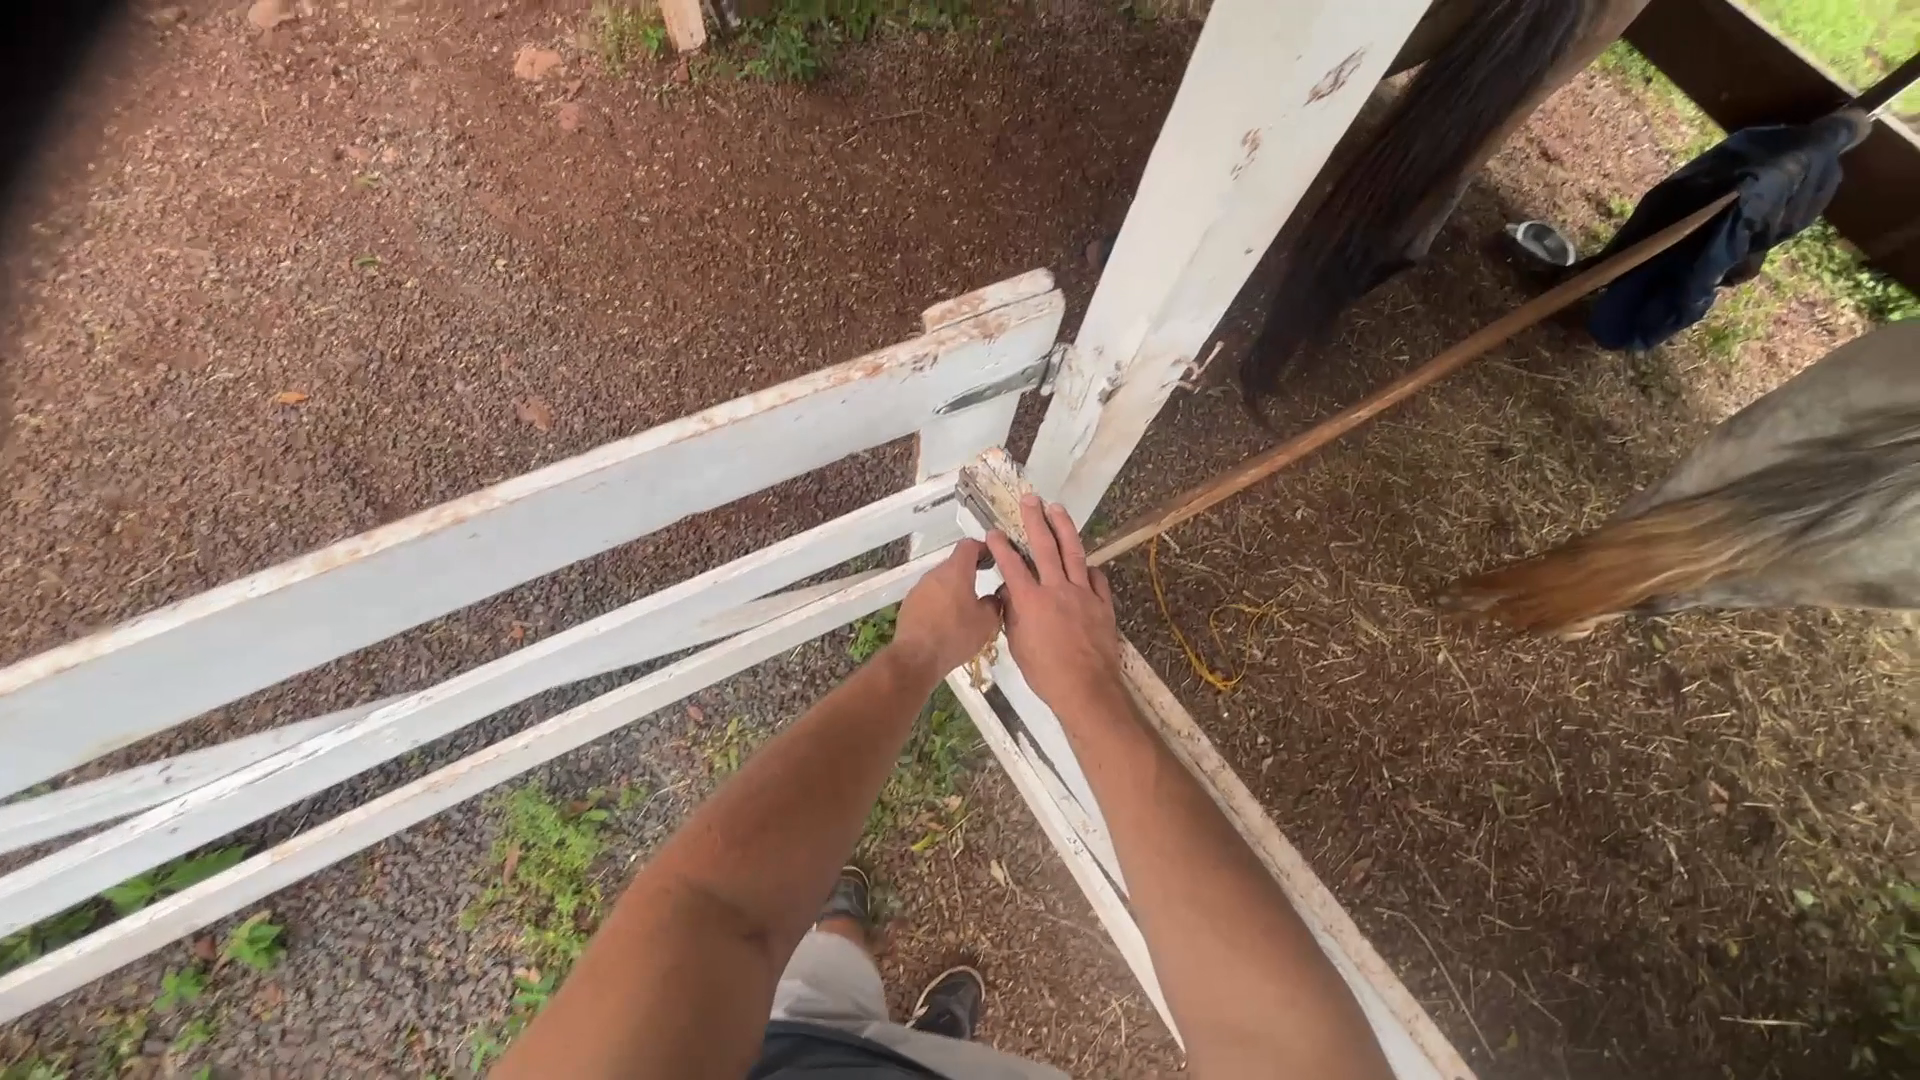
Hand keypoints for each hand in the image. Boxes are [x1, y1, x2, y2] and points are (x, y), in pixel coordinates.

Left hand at [890, 538, 1002, 678]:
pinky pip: (929, 597)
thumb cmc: (956, 634)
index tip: (993, 559)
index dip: (982, 548)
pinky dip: (940, 603)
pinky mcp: (909, 604)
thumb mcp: (987, 621)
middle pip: (954, 564)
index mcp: (956, 571)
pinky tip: (946, 622)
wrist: (917, 657)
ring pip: (941, 582)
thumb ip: (994, 603)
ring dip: (953, 590)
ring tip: (965, 609)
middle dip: (969, 572)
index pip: (969, 545)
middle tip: (983, 587)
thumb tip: (993, 597)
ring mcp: (919, 589)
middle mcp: (934, 574)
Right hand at [986, 495, 1122, 714]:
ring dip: (1064, 528)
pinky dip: (1087, 567)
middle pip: (1044, 546)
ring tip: (1057, 509)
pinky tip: (1084, 561)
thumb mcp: (1018, 644)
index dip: (1002, 545)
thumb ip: (1013, 614)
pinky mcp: (1102, 604)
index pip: (1012, 565)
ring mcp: (1083, 594)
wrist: (1086, 688)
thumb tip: (1010, 594)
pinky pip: (1096, 578)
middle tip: (1030, 500)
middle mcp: (1056, 589)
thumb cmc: (1045, 673)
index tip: (994, 531)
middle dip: (1035, 520)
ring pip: (1073, 552)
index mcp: (1031, 601)